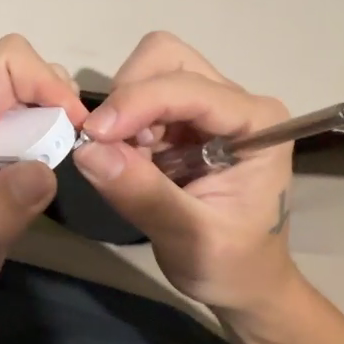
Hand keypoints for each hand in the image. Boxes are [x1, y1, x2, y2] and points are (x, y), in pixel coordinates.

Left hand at [0, 35, 86, 299]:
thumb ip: (1, 205)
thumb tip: (45, 172)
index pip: (8, 60)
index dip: (47, 82)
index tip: (74, 126)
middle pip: (27, 68)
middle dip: (60, 98)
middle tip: (75, 144)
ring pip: (36, 86)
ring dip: (61, 113)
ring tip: (68, 153)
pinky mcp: (1, 134)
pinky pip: (37, 111)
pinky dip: (58, 127)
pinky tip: (60, 159)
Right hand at [70, 32, 299, 315]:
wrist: (245, 285)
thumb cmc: (232, 266)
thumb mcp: (191, 239)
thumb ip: (145, 195)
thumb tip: (87, 151)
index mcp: (256, 122)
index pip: (187, 86)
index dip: (137, 102)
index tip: (93, 136)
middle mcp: (233, 101)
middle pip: (165, 58)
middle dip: (129, 95)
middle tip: (116, 145)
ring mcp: (206, 106)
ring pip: (147, 70)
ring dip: (123, 110)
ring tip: (130, 160)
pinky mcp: (182, 118)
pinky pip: (138, 97)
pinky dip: (122, 123)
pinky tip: (134, 162)